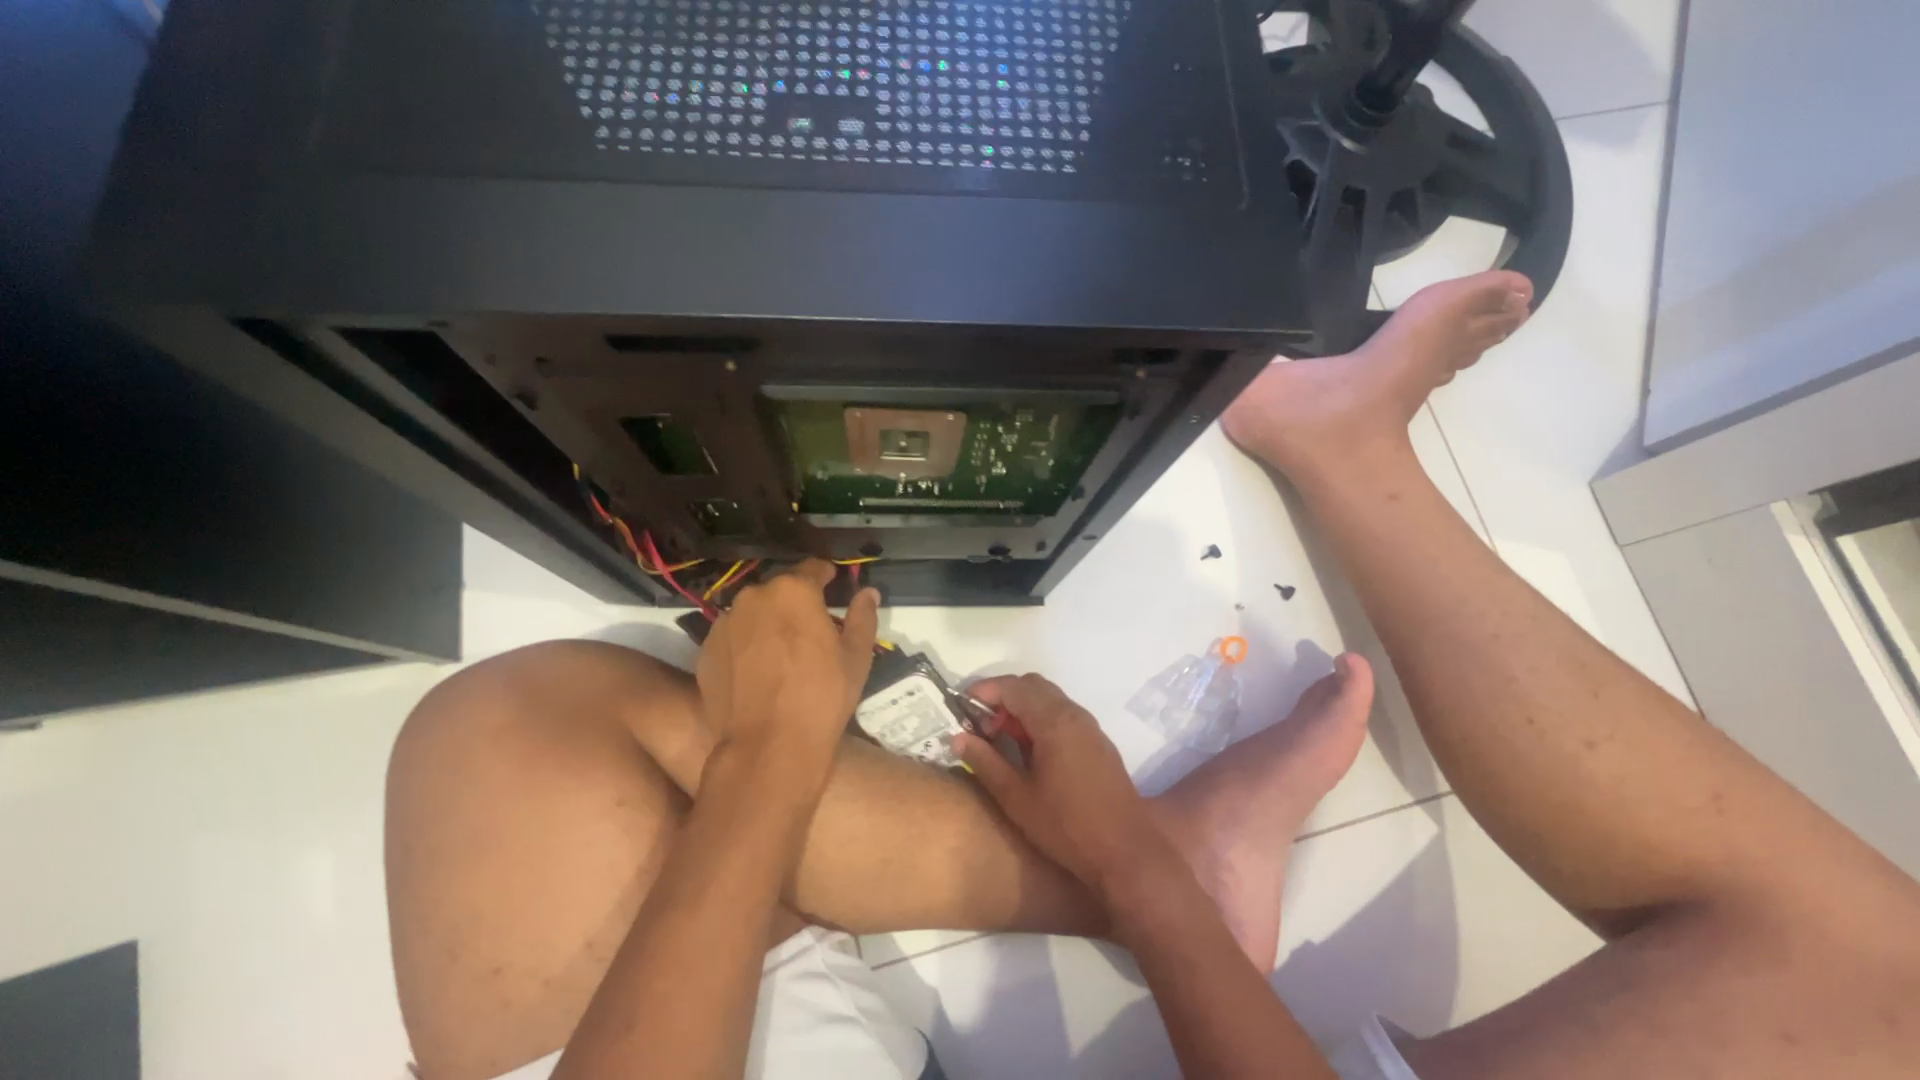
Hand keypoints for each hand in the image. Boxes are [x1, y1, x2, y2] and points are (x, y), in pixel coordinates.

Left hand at [696, 560, 879, 779]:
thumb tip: (868, 594)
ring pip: (752, 613)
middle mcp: (754, 597)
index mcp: (794, 591)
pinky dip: (745, 647)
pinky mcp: (705, 650)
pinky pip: (732, 639)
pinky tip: (757, 673)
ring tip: (781, 654)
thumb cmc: (822, 697)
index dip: (826, 577)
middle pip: (779, 590)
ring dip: (767, 623)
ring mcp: (725, 623)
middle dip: (794, 603)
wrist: (768, 746)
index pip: (812, 568)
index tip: (833, 586)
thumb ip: (862, 618)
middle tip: (809, 630)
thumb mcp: (856, 658)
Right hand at [956, 675, 1177, 898]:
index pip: (1013, 687)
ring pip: (1051, 700)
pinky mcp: (1099, 744)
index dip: (985, 691)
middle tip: (982, 726)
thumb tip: (958, 737)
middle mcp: (1075, 715)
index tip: (962, 706)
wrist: (1125, 851)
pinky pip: (1065, 715)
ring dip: (1023, 709)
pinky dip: (1042, 720)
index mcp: (1054, 722)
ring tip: (1003, 740)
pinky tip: (1031, 752)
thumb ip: (985, 762)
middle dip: (1004, 697)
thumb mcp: (1016, 798)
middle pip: (1033, 686)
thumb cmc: (1065, 826)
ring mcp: (1091, 728)